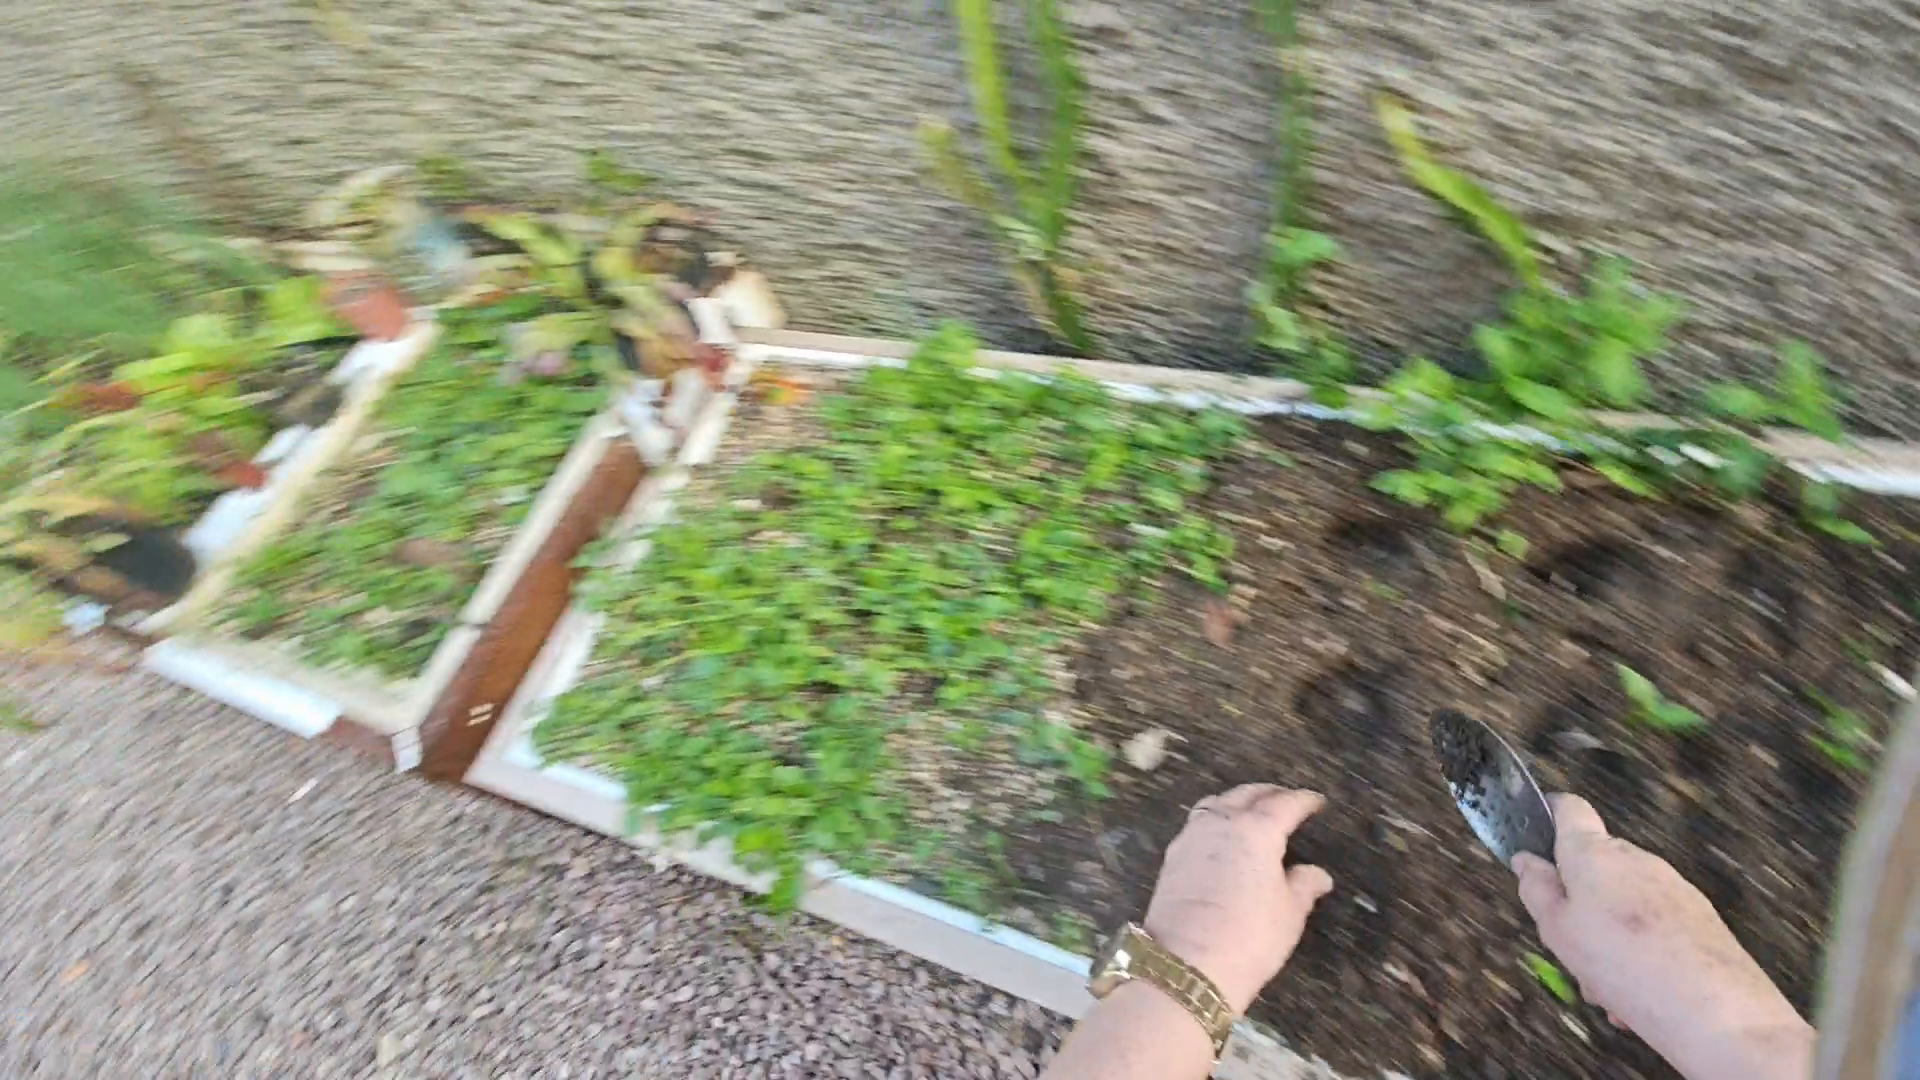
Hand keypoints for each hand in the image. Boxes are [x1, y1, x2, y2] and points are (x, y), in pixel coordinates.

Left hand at [1142, 785, 1333, 1012]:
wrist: (1189, 958)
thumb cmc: (1250, 935)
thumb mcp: (1289, 912)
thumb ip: (1303, 885)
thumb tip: (1317, 873)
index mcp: (1255, 830)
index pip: (1284, 805)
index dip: (1302, 800)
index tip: (1316, 800)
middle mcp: (1221, 822)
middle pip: (1246, 795)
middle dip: (1268, 793)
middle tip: (1286, 797)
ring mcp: (1193, 834)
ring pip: (1217, 803)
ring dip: (1237, 800)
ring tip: (1252, 807)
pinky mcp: (1175, 852)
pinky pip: (1199, 821)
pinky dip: (1216, 817)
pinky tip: (1222, 832)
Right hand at [1513, 794, 1814, 1079]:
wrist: (1727, 1022)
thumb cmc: (1627, 965)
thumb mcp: (1555, 928)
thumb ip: (1535, 888)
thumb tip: (1527, 861)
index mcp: (1593, 852)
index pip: (1569, 808)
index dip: (1549, 814)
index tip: (1535, 837)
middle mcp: (1636, 859)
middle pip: (1594, 862)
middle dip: (1577, 894)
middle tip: (1566, 934)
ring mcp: (1676, 889)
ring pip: (1624, 898)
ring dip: (1608, 927)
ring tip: (1603, 978)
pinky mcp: (1705, 921)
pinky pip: (1656, 923)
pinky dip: (1641, 946)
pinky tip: (1636, 988)